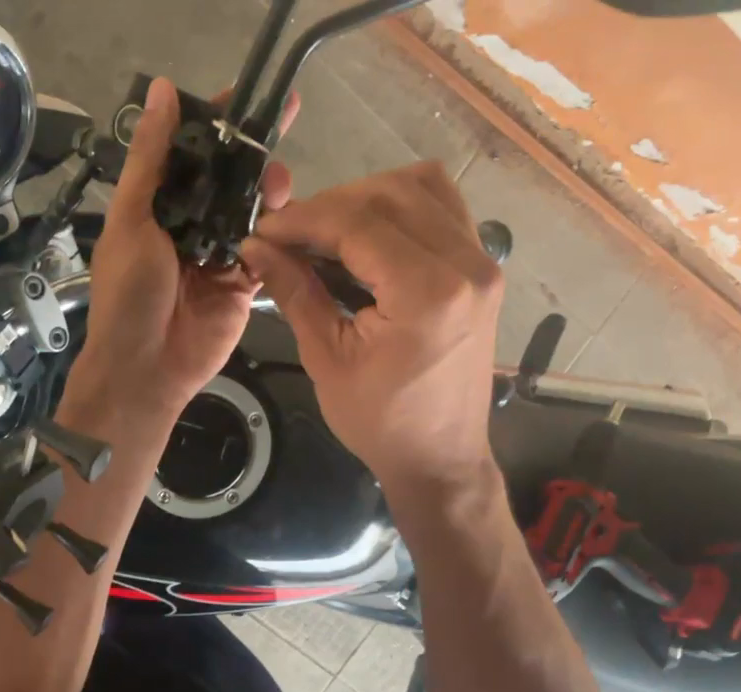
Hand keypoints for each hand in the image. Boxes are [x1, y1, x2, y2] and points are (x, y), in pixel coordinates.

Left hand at [73, 78, 295, 417]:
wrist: (145, 368)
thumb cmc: (128, 295)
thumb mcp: (130, 219)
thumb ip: (149, 159)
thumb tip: (163, 90)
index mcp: (156, 207)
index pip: (190, 155)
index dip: (214, 124)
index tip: (244, 97)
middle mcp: (189, 226)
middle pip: (228, 178)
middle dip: (251, 152)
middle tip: (277, 125)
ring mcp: (219, 255)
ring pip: (252, 209)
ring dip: (267, 189)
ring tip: (278, 181)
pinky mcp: (244, 284)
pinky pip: (268, 250)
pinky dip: (279, 233)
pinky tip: (287, 215)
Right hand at [240, 163, 502, 496]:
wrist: (439, 456)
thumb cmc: (379, 421)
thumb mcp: (327, 359)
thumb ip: (295, 292)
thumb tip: (256, 247)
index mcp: (427, 294)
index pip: (359, 223)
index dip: (304, 219)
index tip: (264, 230)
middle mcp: (466, 264)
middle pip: (393, 192)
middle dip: (332, 204)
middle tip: (291, 234)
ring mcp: (482, 262)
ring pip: (424, 187)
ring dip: (368, 197)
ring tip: (328, 230)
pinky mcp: (483, 267)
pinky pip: (443, 209)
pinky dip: (401, 207)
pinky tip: (367, 236)